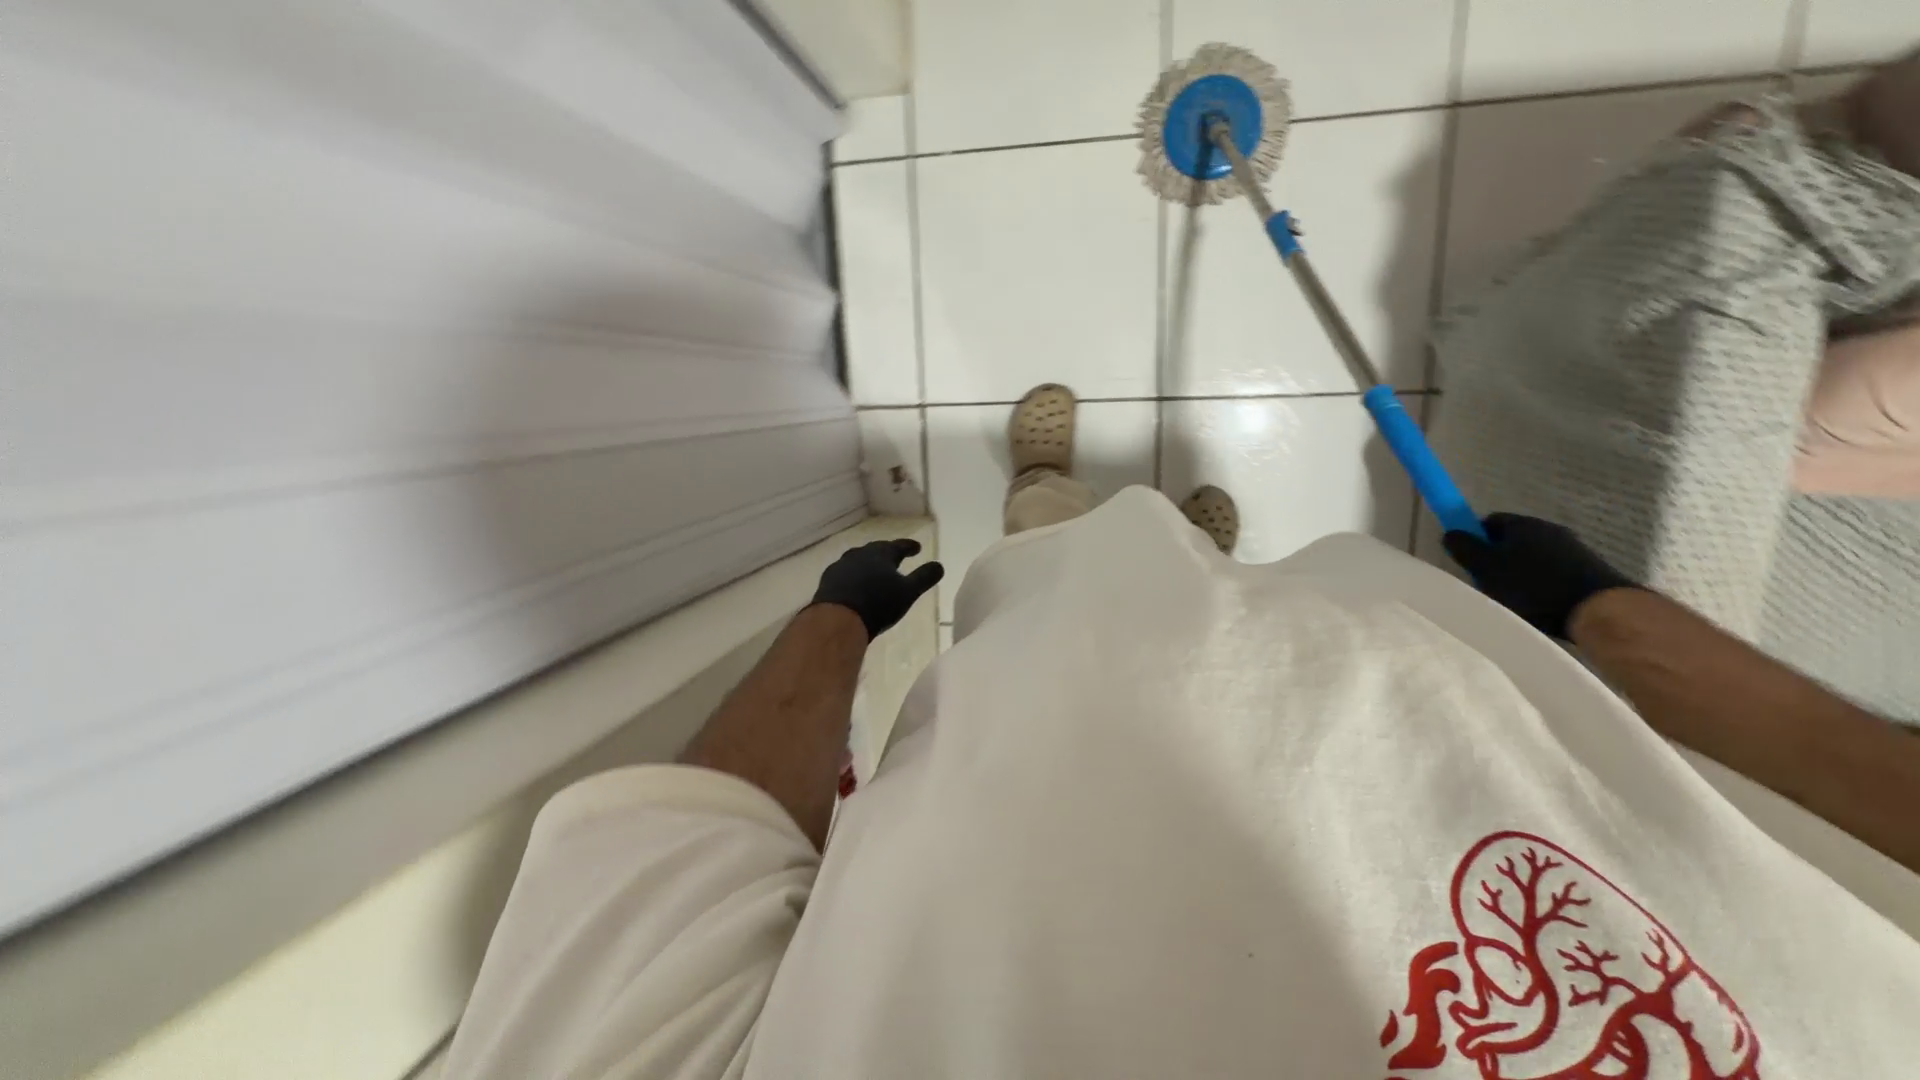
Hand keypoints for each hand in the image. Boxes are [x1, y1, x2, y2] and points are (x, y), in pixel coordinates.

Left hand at [808, 539, 943, 639]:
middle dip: (886, 553)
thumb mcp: (908, 592)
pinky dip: (852, 576)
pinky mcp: (827, 581)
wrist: (838, 618)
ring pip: (857, 560)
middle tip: (894, 557)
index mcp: (881, 554)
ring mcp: (841, 567)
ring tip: (873, 571)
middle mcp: (860, 555)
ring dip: (867, 564)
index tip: (916, 547)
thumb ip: (924, 577)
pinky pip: (844, 573)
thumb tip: (940, 565)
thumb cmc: (878, 604)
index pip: (898, 546)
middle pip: (875, 550)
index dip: (909, 546)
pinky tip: (853, 585)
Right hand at [1442, 513, 1636, 639]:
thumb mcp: (1486, 568)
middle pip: (1512, 539)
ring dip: (1521, 572)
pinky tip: (1540, 603)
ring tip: (1515, 598)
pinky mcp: (1589, 569)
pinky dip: (1542, 583)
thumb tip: (1450, 533)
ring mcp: (1573, 548)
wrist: (1598, 609)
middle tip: (1488, 582)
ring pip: (1533, 556)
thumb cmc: (1533, 586)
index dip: (1475, 538)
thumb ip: (1464, 549)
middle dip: (1498, 557)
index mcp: (1522, 524)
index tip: (1469, 560)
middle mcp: (1548, 528)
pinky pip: (1554, 571)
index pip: (1489, 521)